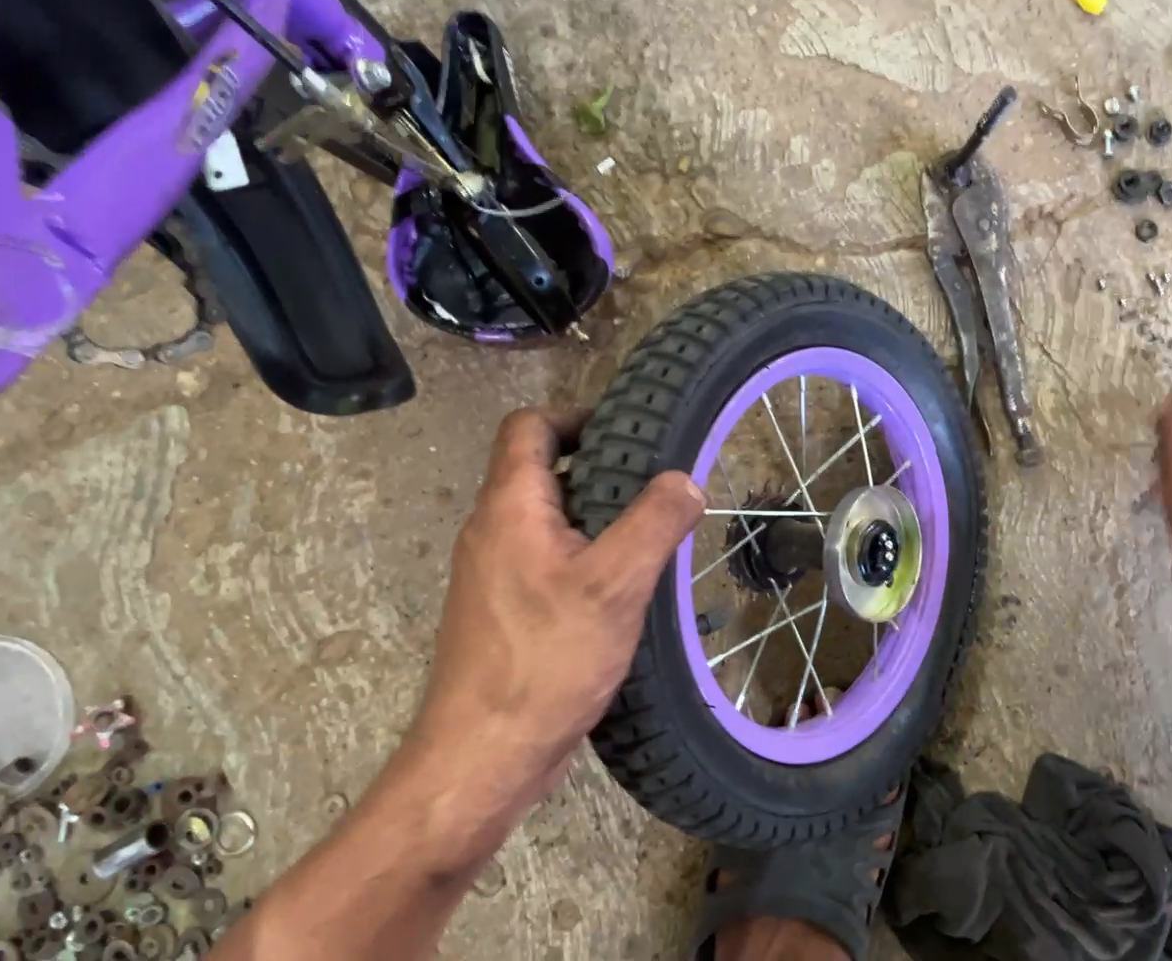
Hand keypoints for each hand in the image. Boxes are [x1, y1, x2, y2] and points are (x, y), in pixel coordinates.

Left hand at [413, 407, 703, 801]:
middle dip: (602, 469)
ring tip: (653, 535)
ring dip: (599, 517)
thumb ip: (655, 522)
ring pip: (550, 519)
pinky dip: (587, 555)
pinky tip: (627, 587)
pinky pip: (549, 559)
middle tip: (658, 487)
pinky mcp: (507, 610)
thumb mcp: (615, 583)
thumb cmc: (546, 659)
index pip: (529, 427)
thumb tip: (687, 481)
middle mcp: (493, 530)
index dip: (577, 417)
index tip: (630, 434)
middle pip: (543, 470)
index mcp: (510, 506)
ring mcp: (495, 572)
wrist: (484, 755)